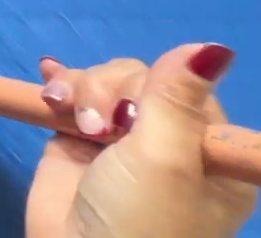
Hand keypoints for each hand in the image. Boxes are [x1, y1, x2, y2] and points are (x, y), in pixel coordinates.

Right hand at [26, 44, 257, 237]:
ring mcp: (118, 140)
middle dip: (101, 89)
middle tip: (93, 125)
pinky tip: (46, 78)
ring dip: (73, 88)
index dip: (149, 86)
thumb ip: (176, 99)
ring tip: (62, 113)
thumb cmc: (139, 215)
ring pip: (95, 83)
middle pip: (131, 80)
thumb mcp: (164, 158)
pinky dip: (55, 82)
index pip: (180, 88)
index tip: (133, 115)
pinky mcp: (74, 138)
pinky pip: (66, 93)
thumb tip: (214, 46)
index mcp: (208, 154)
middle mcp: (166, 143)